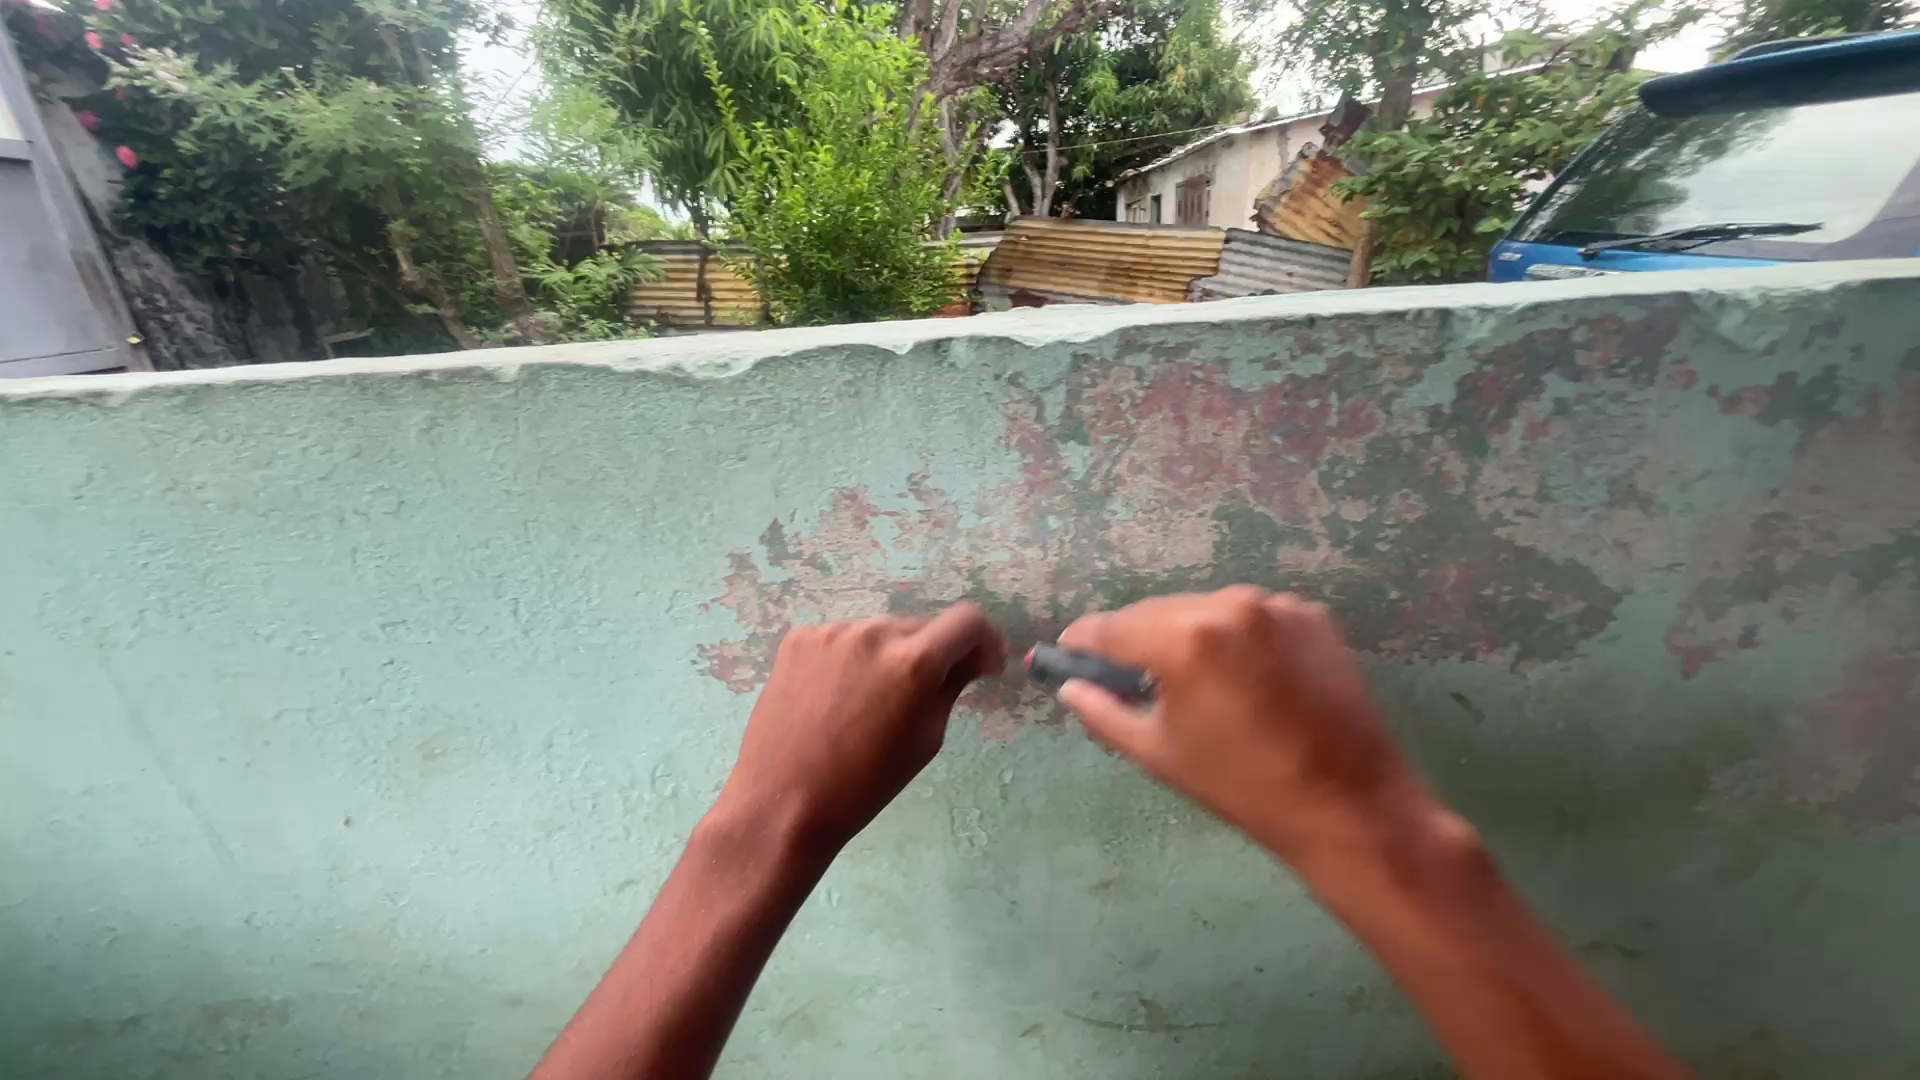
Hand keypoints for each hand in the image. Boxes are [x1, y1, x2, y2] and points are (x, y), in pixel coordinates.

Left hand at [714, 603, 1006, 856]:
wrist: (781, 802)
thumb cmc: (863, 785)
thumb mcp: (926, 740)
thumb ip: (952, 686)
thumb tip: (972, 658)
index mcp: (913, 662)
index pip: (967, 621)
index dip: (986, 638)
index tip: (984, 663)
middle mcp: (874, 632)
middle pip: (922, 627)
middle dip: (935, 653)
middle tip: (927, 692)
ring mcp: (832, 630)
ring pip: (880, 632)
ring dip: (890, 655)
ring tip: (872, 700)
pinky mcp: (799, 637)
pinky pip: (843, 639)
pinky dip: (853, 659)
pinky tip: (838, 696)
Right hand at [1056, 586, 1414, 858]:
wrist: (1351, 807)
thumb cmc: (1242, 786)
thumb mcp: (1158, 754)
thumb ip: (1102, 713)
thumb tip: (1069, 687)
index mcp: (1185, 641)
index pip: (1111, 627)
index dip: (1082, 641)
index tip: (1068, 654)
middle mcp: (1227, 605)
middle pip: (1155, 612)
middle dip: (1133, 639)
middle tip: (1125, 674)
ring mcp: (1274, 606)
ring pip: (1202, 608)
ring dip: (1183, 634)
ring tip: (1189, 677)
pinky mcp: (1310, 615)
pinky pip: (1248, 615)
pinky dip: (1232, 636)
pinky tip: (1241, 674)